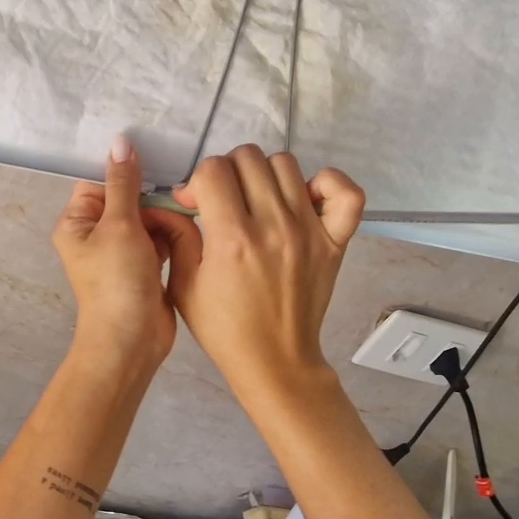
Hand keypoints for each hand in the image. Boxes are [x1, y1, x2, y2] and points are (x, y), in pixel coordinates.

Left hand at [52, 137, 198, 370]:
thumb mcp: (119, 225)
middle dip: (153, 205)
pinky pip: (160, 241)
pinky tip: (186, 246)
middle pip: (129, 200)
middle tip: (174, 211)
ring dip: (166, 224)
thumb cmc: (117, 281)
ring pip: (149, 220)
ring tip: (180, 235)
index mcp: (76, 223)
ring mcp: (120, 253)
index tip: (156, 175)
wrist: (131, 340)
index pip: (100, 183)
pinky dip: (172, 242)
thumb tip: (120, 141)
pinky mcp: (144, 268)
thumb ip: (123, 183)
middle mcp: (94, 235)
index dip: (127, 178)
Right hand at [165, 145, 364, 407]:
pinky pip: (344, 190)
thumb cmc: (223, 328)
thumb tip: (175, 201)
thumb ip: (177, 237)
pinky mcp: (335, 240)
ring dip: (263, 174)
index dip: (196, 181)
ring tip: (256, 201)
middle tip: (222, 200)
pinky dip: (324, 183)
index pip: (212, 171)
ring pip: (286, 164)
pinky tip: (303, 197)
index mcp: (231, 239)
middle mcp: (272, 227)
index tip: (193, 204)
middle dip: (225, 172)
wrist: (274, 360)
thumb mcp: (184, 286)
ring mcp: (308, 230)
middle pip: (248, 158)